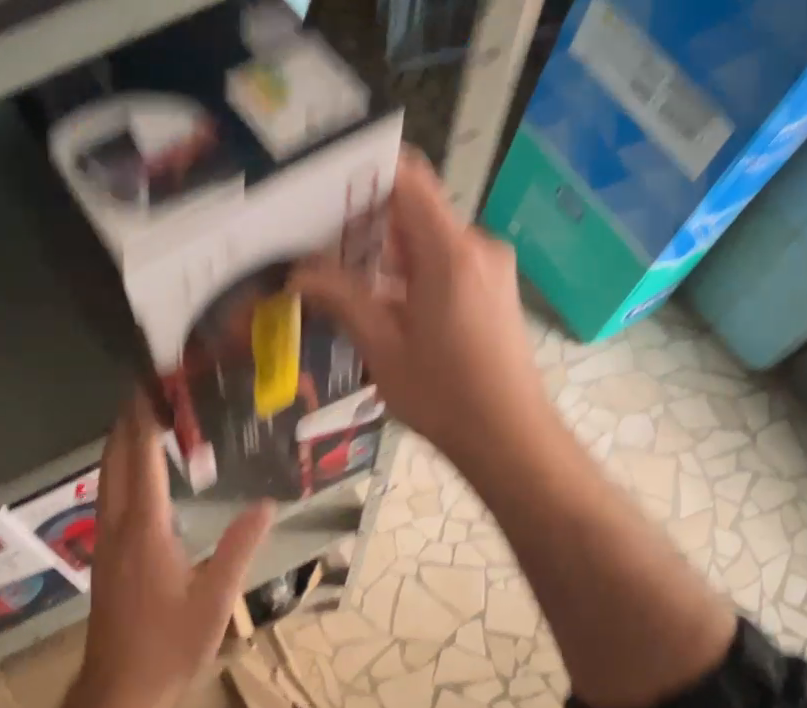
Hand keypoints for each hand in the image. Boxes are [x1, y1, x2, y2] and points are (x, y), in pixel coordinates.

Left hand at [75, 396, 273, 707]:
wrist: (121, 685)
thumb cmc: (170, 645)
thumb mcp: (216, 598)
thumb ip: (239, 546)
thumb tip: (266, 504)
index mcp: (145, 527)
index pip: (140, 454)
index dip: (147, 414)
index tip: (159, 381)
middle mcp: (117, 524)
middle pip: (114, 455)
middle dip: (129, 417)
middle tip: (156, 388)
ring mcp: (105, 539)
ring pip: (107, 475)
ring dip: (122, 441)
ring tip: (151, 417)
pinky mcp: (104, 554)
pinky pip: (109, 494)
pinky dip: (122, 468)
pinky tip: (144, 473)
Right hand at [293, 152, 547, 466]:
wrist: (508, 436)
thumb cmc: (442, 394)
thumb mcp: (382, 347)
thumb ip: (341, 299)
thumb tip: (298, 274)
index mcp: (450, 251)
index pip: (407, 180)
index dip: (364, 172)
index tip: (322, 188)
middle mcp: (476, 246)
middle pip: (415, 211)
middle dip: (366, 223)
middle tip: (316, 244)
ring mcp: (490, 268)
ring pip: (428, 241)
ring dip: (387, 254)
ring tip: (342, 279)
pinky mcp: (493, 291)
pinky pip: (446, 264)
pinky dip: (411, 273)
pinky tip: (383, 305)